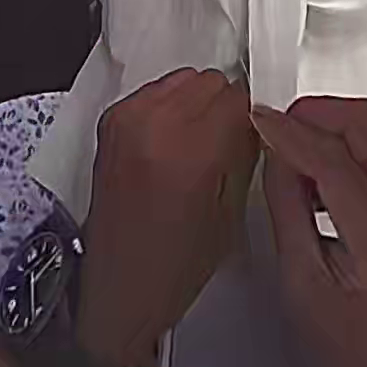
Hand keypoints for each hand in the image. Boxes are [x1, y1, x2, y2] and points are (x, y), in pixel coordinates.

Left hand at [76, 68, 258, 366]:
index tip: (251, 130)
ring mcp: (130, 118)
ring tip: (192, 141)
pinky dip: (169, 105)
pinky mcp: (113, 118)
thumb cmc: (171, 265)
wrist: (116, 289)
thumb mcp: (231, 212)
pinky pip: (157, 88)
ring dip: (196, 101)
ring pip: (186, 77)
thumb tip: (254, 116)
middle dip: (224, 106)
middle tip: (222, 140)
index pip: (239, 97)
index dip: (251, 115)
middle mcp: (156, 125)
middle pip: (212, 80)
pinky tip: (169, 140)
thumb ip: (245, 150)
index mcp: (192, 151)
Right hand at [253, 97, 366, 366]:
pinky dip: (356, 146)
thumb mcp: (302, 284)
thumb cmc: (356, 350)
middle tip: (285, 120)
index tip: (265, 120)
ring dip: (337, 126)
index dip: (291, 134)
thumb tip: (276, 151)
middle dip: (319, 113)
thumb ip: (288, 207)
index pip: (335, 161)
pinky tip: (330, 163)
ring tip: (302, 144)